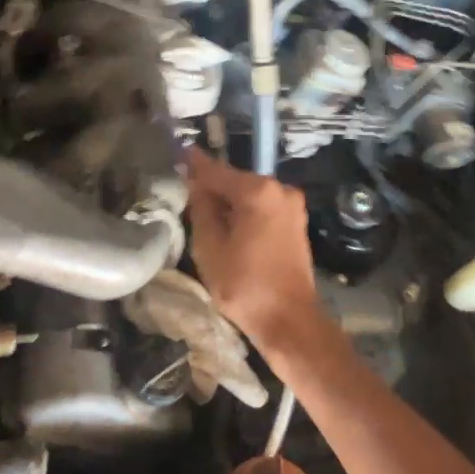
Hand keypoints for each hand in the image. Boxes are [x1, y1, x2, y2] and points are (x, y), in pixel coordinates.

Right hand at [184, 148, 320, 348]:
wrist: (290, 320)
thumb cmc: (245, 286)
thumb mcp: (210, 248)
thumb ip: (201, 210)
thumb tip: (196, 185)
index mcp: (258, 192)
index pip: (217, 171)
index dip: (194, 165)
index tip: (178, 153)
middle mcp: (280, 189)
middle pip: (235, 181)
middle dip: (212, 188)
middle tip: (185, 198)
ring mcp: (292, 205)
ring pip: (250, 195)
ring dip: (228, 202)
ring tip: (203, 216)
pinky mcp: (296, 222)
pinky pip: (263, 208)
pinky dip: (245, 212)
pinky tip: (229, 227)